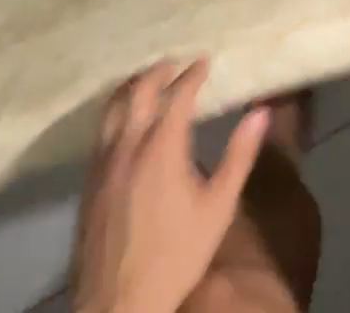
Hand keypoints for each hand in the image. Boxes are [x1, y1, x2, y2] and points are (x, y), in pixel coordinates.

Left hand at [71, 59, 267, 312]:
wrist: (119, 301)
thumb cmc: (178, 253)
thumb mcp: (220, 206)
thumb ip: (239, 155)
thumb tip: (261, 112)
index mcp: (162, 149)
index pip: (177, 96)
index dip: (192, 74)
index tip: (204, 60)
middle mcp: (128, 148)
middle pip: (138, 93)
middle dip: (157, 72)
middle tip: (175, 63)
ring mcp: (102, 165)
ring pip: (112, 110)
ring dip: (131, 88)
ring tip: (147, 80)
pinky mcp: (88, 183)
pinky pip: (101, 133)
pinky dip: (116, 113)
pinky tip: (125, 122)